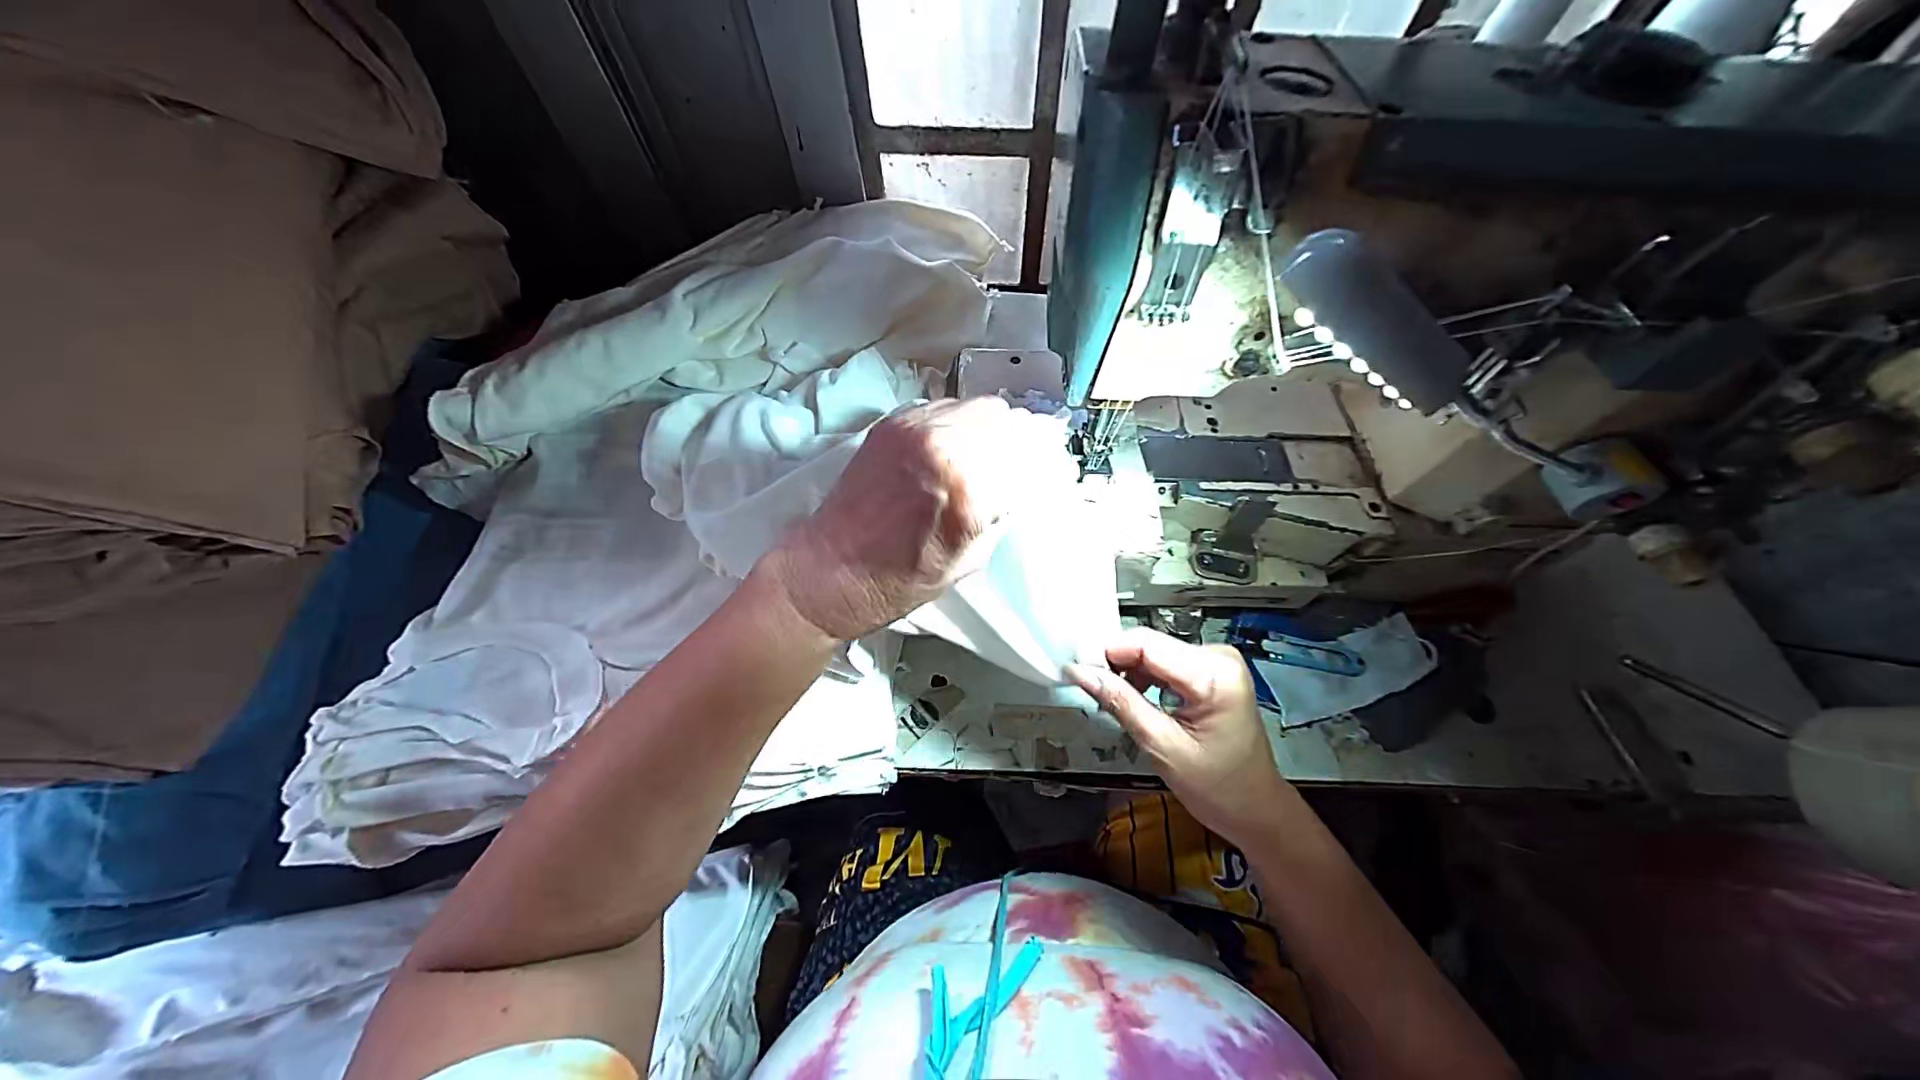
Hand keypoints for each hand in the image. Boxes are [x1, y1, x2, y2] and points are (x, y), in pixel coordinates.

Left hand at [760, 396, 1051, 640]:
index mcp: (969, 491)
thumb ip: (1002, 513)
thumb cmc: (894, 581)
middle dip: (1027, 443)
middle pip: (1012, 423)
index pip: (1033, 459)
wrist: (829, 570)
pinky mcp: (894, 424)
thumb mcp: (969, 559)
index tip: (1054, 473)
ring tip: (996, 453)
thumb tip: (1025, 486)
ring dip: (998, 428)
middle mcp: (944, 448)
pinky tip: (961, 447)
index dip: (1049, 467)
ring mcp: (916, 429)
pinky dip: (964, 423)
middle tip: (1029, 461)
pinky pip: (948, 407)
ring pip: (983, 407)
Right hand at [1069, 628, 1294, 849]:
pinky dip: (1144, 677)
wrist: (1256, 808)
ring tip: (1113, 700)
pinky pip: (1166, 662)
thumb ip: (1121, 703)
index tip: (1076, 669)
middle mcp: (1219, 658)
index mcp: (1215, 675)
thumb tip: (1082, 673)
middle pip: (1150, 644)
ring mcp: (1217, 662)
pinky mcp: (1211, 671)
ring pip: (1154, 652)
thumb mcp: (1162, 746)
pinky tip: (1135, 699)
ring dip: (1128, 671)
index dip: (1106, 652)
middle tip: (1090, 688)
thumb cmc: (1219, 787)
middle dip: (1116, 663)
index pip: (1146, 644)